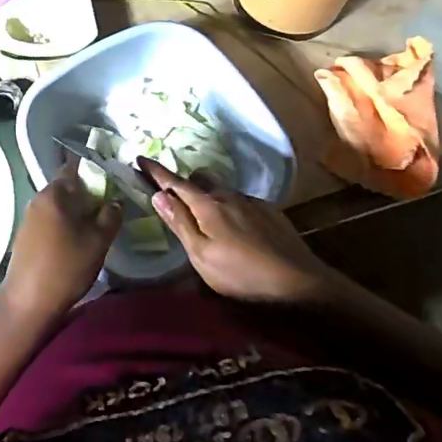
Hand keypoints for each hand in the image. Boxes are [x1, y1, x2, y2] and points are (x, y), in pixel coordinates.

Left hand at [0, 165, 120, 324]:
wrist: (28, 302)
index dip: (94, 171)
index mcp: (54, 193)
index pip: (75, 168)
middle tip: (106, 209)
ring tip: (94, 228)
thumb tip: (115, 202)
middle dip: (86, 195)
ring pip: (58, 206)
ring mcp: (29, 217)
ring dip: (75, 212)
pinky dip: (63, 225)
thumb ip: (110, 216)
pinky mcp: (25, 235)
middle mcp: (38, 199)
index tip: (110, 182)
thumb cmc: (66, 266)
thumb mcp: (98, 241)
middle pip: (67, 188)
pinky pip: (49, 220)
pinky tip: (75, 242)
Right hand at [142, 159, 346, 303]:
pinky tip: (237, 230)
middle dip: (184, 183)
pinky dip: (230, 207)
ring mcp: (252, 201)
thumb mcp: (201, 256)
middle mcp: (229, 195)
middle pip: (200, 180)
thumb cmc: (242, 274)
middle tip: (174, 198)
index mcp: (207, 205)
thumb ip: (180, 223)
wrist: (300, 283)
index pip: (175, 182)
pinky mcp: (270, 212)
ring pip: (222, 190)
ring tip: (207, 219)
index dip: (156, 171)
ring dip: (208, 196)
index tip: (140, 158)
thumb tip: (158, 195)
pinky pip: (241, 201)